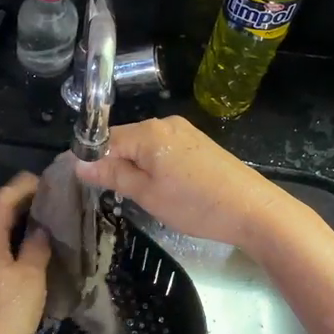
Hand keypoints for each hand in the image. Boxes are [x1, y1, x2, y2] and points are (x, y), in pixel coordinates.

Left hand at [0, 174, 51, 333]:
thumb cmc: (8, 313)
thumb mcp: (31, 277)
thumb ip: (36, 247)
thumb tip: (40, 227)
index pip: (2, 202)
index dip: (20, 187)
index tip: (41, 180)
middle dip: (15, 201)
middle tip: (42, 196)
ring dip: (10, 221)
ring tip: (35, 218)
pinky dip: (7, 239)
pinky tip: (21, 248)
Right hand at [73, 116, 303, 254]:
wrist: (254, 210)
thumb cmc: (196, 205)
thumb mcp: (147, 195)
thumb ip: (113, 176)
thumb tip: (79, 163)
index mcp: (148, 131)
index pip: (105, 138)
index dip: (91, 159)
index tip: (84, 183)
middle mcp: (165, 123)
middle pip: (124, 139)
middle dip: (115, 163)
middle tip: (115, 195)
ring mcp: (184, 132)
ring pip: (145, 145)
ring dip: (136, 166)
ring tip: (141, 196)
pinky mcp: (198, 143)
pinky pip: (163, 149)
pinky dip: (156, 165)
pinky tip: (165, 188)